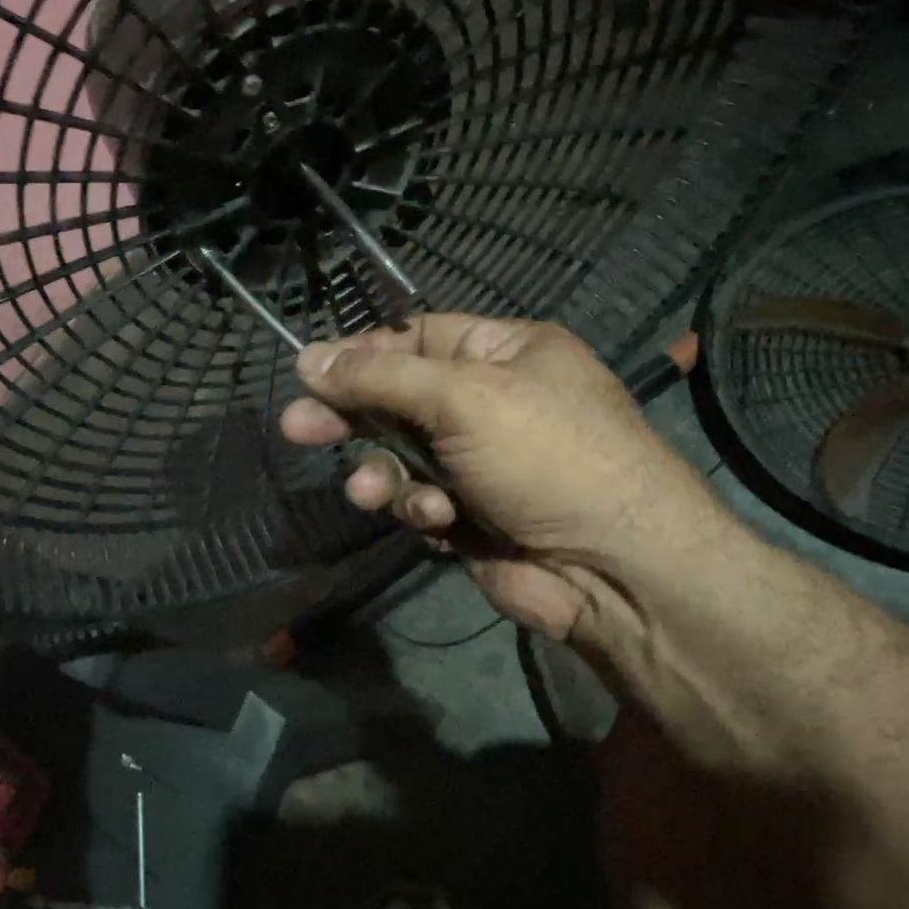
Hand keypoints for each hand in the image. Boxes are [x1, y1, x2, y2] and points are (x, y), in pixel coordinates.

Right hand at [280, 314, 728, 636]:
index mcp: (505, 354)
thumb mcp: (464, 397)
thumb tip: (308, 358)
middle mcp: (490, 403)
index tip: (310, 373)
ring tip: (368, 491)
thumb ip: (380, 376)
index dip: (362, 356)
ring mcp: (480, 463)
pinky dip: (419, 510)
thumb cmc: (547, 456)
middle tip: (295, 428)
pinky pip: (419, 501)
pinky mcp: (470, 516)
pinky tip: (435, 520)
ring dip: (381, 475)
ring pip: (399, 458)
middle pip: (398, 400)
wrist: (613, 569)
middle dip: (350, 418)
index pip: (416, 340)